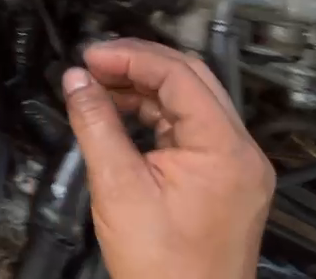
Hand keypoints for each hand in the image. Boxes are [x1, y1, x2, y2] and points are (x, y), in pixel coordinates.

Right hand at [62, 38, 274, 278]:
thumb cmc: (160, 261)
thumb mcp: (118, 186)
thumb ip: (96, 123)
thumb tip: (75, 78)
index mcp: (225, 150)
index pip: (179, 76)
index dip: (130, 57)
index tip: (89, 57)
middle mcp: (240, 151)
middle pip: (190, 78)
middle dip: (138, 62)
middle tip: (93, 62)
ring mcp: (234, 165)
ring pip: (188, 98)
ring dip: (142, 84)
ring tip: (98, 84)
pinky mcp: (221, 178)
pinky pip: (186, 123)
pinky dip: (151, 109)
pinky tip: (118, 110)